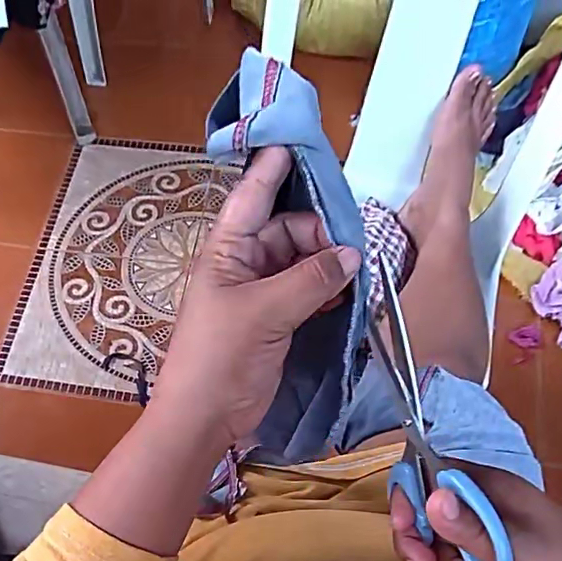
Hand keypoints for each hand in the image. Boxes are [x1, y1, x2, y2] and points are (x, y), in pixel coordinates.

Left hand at [153, 147, 361, 443]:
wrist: (206, 417)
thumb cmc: (221, 358)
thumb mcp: (264, 313)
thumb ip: (310, 280)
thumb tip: (352, 255)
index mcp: (227, 251)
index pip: (254, 196)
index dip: (275, 169)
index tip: (303, 143)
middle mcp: (243, 265)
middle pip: (287, 230)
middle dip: (319, 232)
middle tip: (351, 247)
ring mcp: (260, 296)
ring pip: (300, 264)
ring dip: (326, 264)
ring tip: (355, 270)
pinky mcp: (275, 323)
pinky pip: (305, 294)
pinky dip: (325, 292)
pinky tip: (346, 295)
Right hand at [389, 466, 561, 560]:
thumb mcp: (516, 550)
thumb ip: (471, 528)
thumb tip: (432, 496)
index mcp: (489, 485)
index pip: (432, 470)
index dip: (411, 491)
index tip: (407, 525)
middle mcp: (479, 501)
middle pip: (423, 501)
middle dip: (412, 530)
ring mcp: (478, 529)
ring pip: (429, 530)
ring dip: (425, 552)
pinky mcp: (479, 556)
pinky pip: (444, 554)